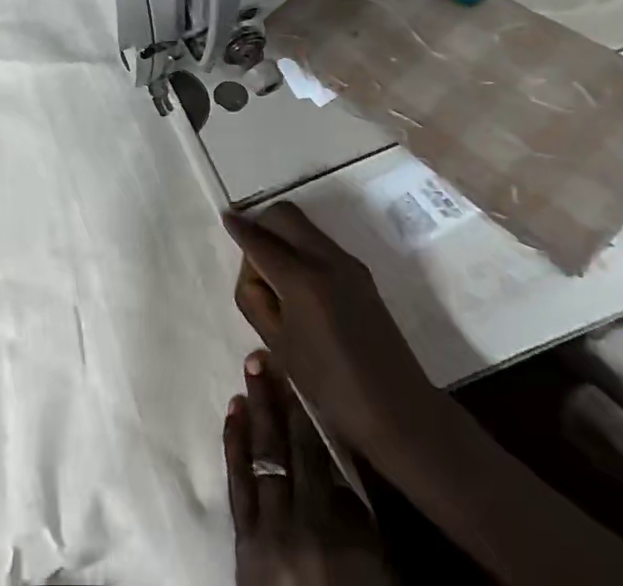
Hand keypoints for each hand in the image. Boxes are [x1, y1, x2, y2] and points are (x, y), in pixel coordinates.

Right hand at [224, 204, 441, 457]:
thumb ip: (256, 301)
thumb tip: (253, 272)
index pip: (260, 241)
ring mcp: (348, 263)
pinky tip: (300, 290)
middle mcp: (326, 259)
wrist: (396, 407)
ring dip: (283, 238)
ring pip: (304, 226)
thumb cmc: (329, 385)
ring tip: (278, 285)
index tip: (226, 218)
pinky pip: (321, 244)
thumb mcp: (278, 346)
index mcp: (301, 280)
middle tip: (255, 266)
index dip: (239, 229)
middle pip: (284, 215)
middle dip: (262, 226)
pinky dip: (302, 250)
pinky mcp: (361, 273)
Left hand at [225, 350, 395, 585]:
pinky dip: (234, 445)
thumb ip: (360, 518)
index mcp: (338, 528)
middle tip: (263, 354)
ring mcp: (266, 531)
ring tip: (248, 371)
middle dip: (275, 399)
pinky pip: (238, 485)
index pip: (319, 453)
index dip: (307, 410)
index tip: (300, 370)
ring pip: (259, 455)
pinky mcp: (244, 543)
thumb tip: (340, 469)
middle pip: (286, 446)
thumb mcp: (379, 568)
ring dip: (254, 410)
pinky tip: (232, 414)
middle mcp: (300, 520)